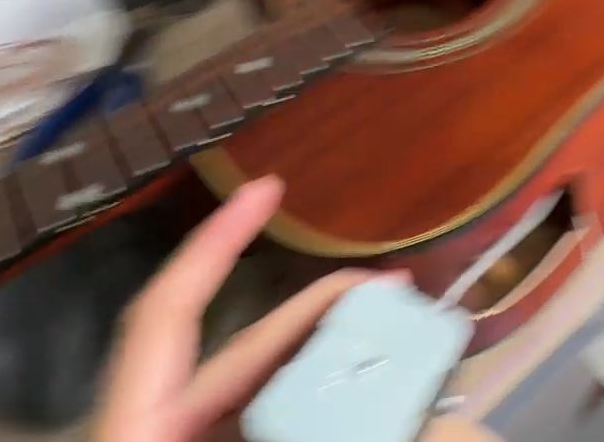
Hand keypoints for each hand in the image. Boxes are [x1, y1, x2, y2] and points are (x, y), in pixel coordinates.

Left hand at [91, 176, 503, 441]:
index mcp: (140, 437)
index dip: (214, 246)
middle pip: (251, 355)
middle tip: (399, 292)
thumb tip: (463, 430)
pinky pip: (293, 424)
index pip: (167, 319)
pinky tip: (386, 407)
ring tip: (405, 349)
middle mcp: (169, 436)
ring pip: (279, 398)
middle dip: (326, 315)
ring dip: (343, 369)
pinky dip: (340, 412)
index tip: (272, 187)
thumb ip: (360, 433)